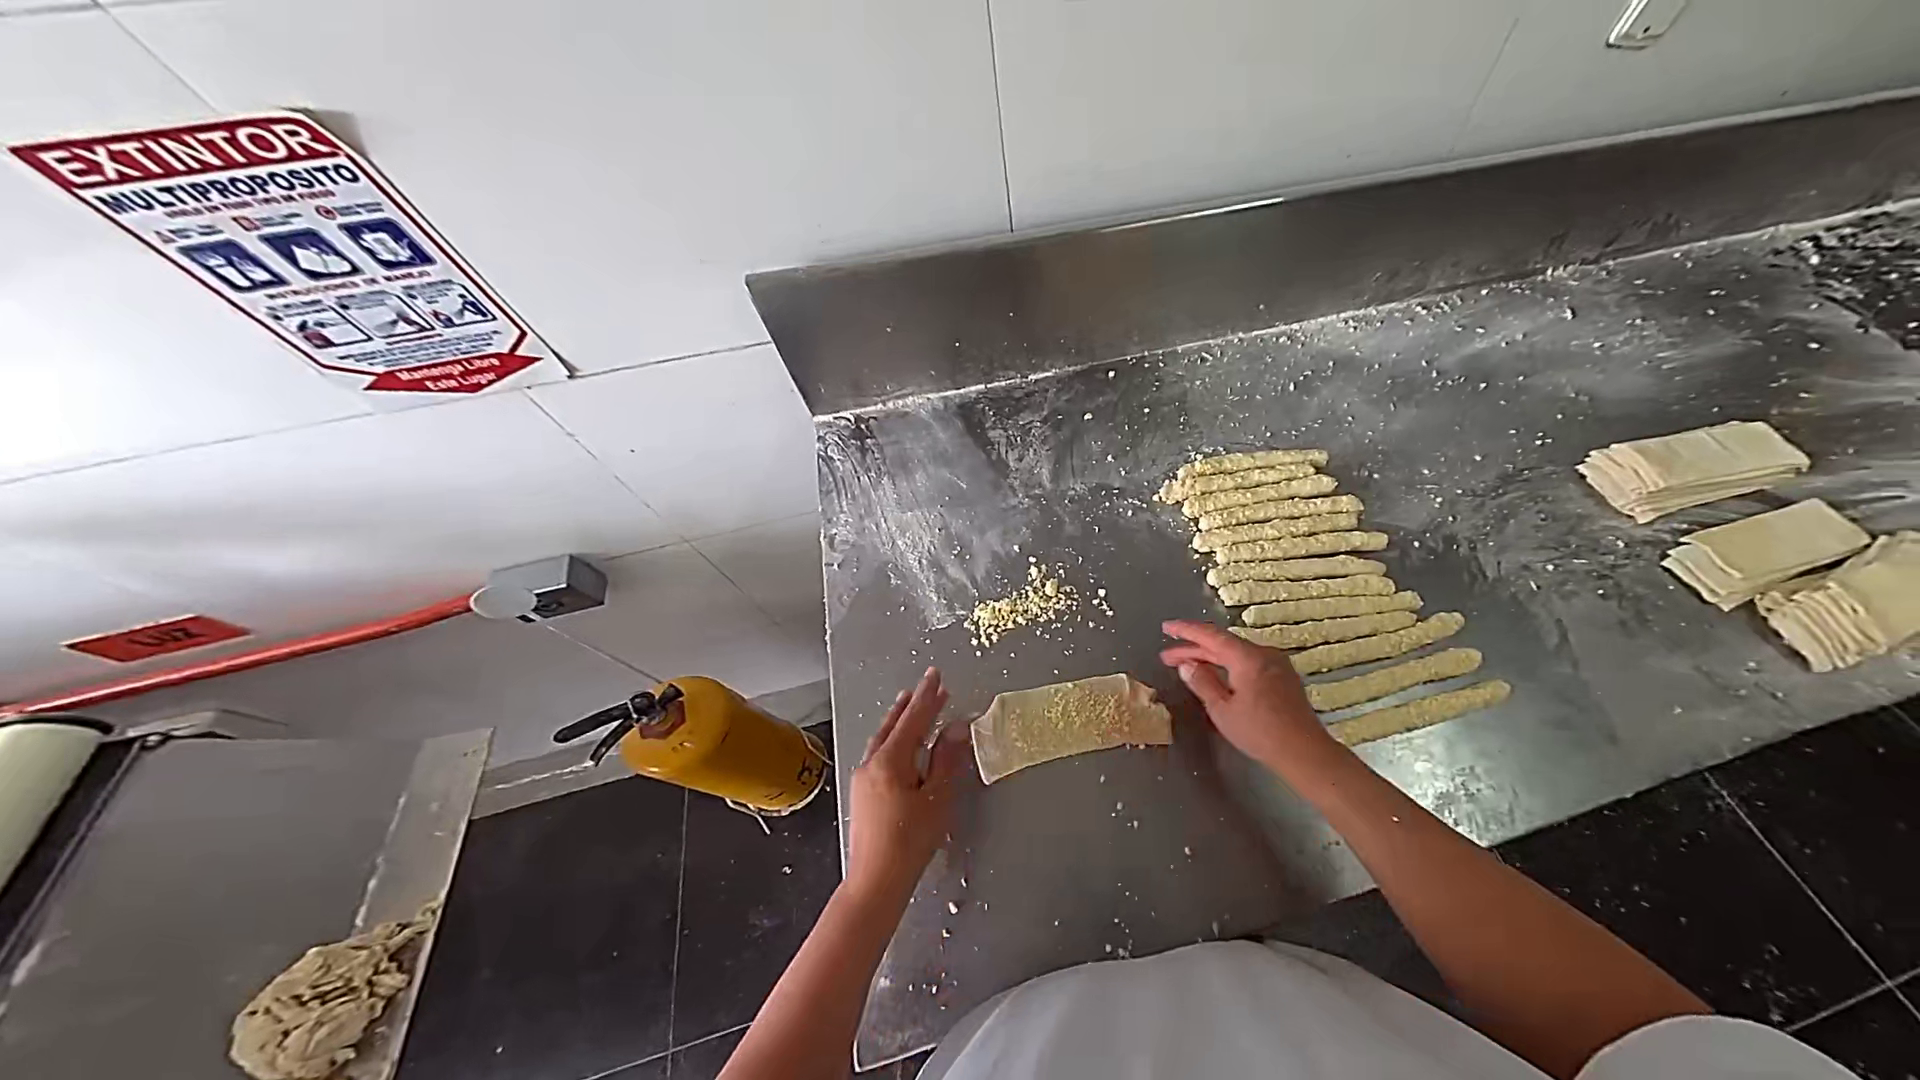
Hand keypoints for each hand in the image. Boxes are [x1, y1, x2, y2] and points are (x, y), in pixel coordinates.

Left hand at [845, 667, 968, 898]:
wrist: (875, 881)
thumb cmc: (910, 841)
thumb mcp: (937, 799)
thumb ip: (946, 760)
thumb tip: (956, 727)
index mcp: (890, 760)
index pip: (913, 719)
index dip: (928, 697)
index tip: (936, 675)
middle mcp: (871, 763)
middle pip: (893, 725)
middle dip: (912, 705)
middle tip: (927, 687)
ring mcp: (862, 778)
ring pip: (882, 738)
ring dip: (899, 720)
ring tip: (909, 705)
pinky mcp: (862, 793)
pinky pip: (878, 753)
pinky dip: (892, 740)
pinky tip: (898, 744)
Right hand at [1159, 619, 1338, 769]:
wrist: (1305, 753)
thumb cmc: (1260, 732)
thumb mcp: (1222, 709)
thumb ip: (1202, 683)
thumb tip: (1186, 665)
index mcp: (1247, 657)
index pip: (1210, 635)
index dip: (1186, 630)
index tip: (1166, 627)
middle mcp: (1264, 654)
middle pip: (1223, 644)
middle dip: (1193, 649)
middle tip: (1167, 656)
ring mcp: (1276, 665)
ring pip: (1235, 654)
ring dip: (1209, 658)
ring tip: (1186, 665)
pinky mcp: (1282, 677)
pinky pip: (1248, 663)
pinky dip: (1227, 666)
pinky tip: (1215, 675)